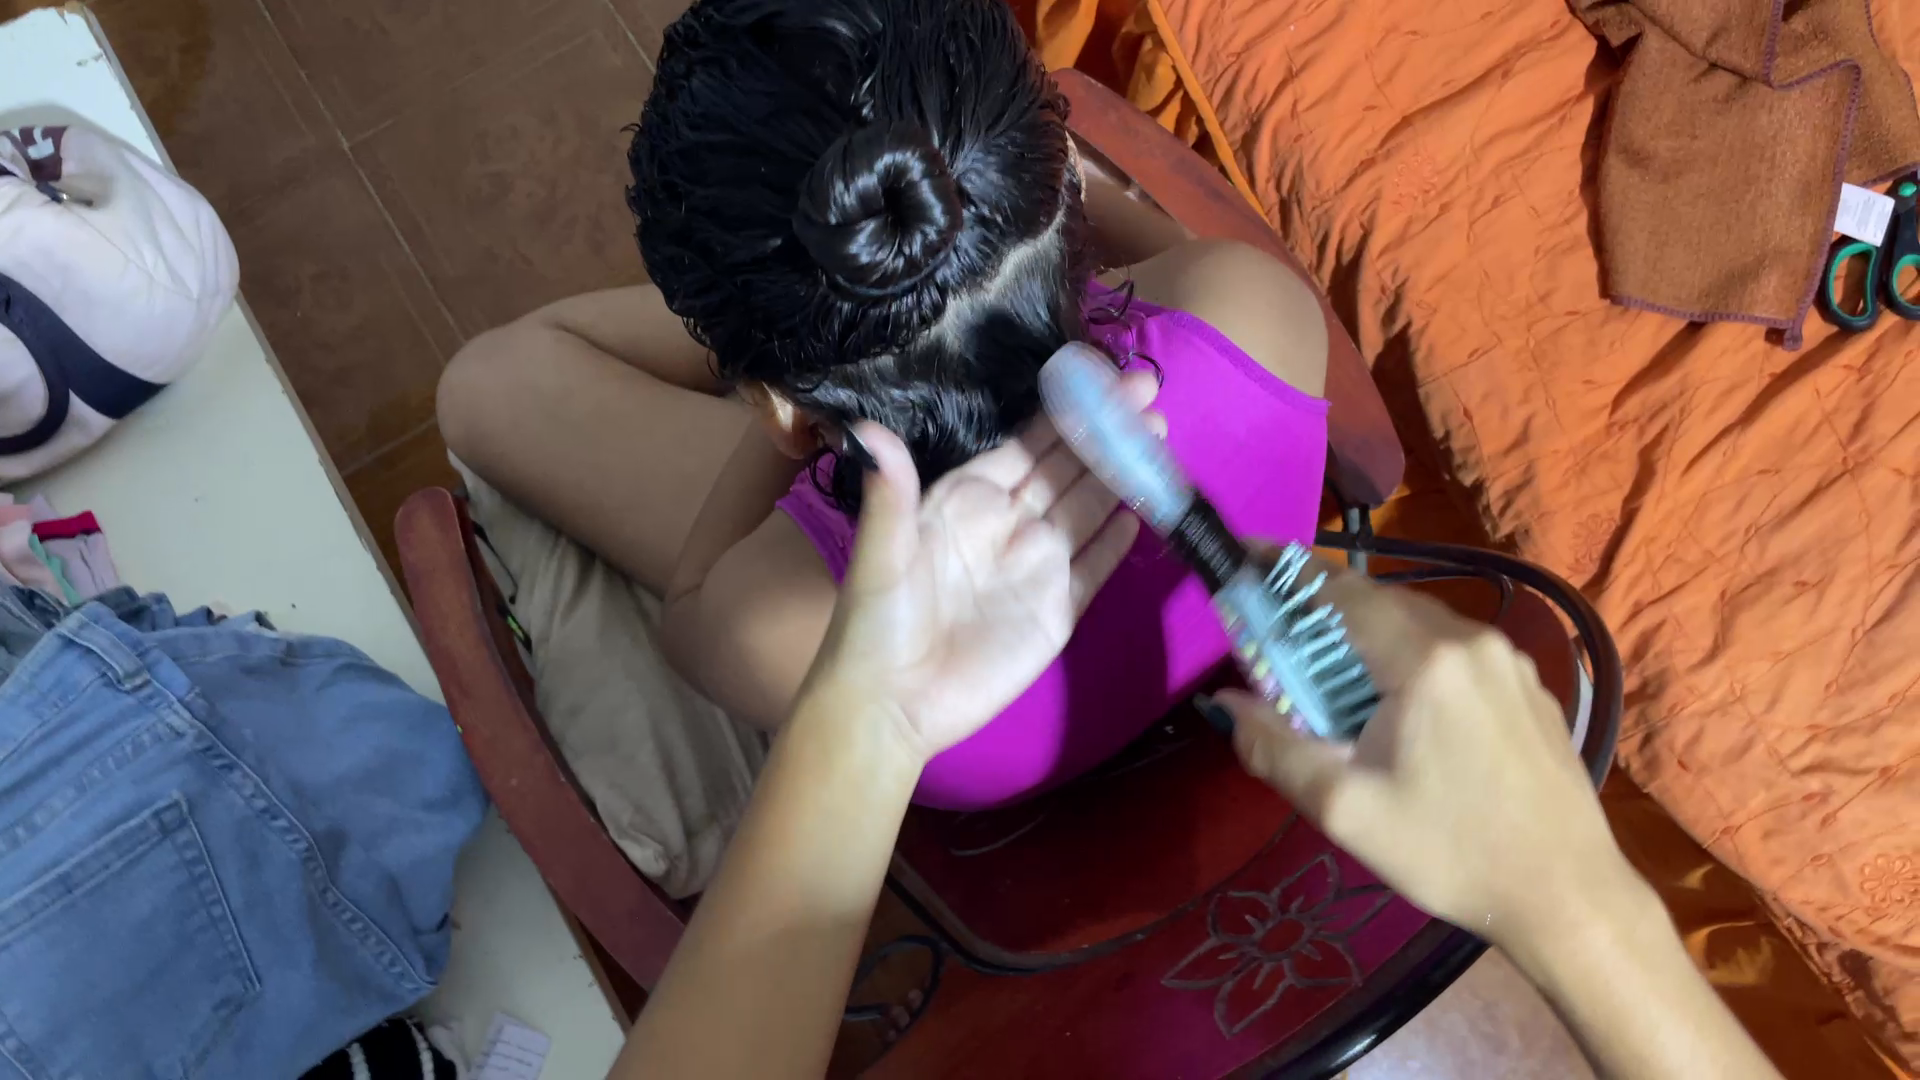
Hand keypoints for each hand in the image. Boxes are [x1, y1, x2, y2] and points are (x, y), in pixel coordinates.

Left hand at [804, 372, 1158, 763]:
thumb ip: (890, 493)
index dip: (1065, 413)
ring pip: (1089, 509)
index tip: (1103, 379)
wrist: (894, 705)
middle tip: (1150, 392)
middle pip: (1067, 469)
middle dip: (1107, 432)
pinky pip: (1095, 568)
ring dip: (1123, 473)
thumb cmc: (879, 624)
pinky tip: (1143, 511)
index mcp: (968, 501)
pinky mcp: (1058, 611)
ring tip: (1158, 436)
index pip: (1026, 446)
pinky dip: (1117, 542)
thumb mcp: (883, 555)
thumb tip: (867, 426)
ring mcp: (1037, 567)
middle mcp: (1008, 525)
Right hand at [1217, 563, 1627, 946]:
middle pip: (1374, 600)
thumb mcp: (1342, 808)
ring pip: (1412, 620)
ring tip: (1330, 677)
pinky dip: (1402, 652)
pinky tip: (1392, 702)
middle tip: (1277, 639)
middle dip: (1318, 609)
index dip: (1285, 569)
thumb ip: (1271, 746)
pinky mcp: (1524, 685)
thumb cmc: (1448, 851)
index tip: (1244, 556)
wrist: (1571, 901)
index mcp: (1425, 660)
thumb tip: (1223, 702)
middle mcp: (1471, 642)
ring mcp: (1506, 661)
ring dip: (1361, 633)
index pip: (1339, 590)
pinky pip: (1447, 646)